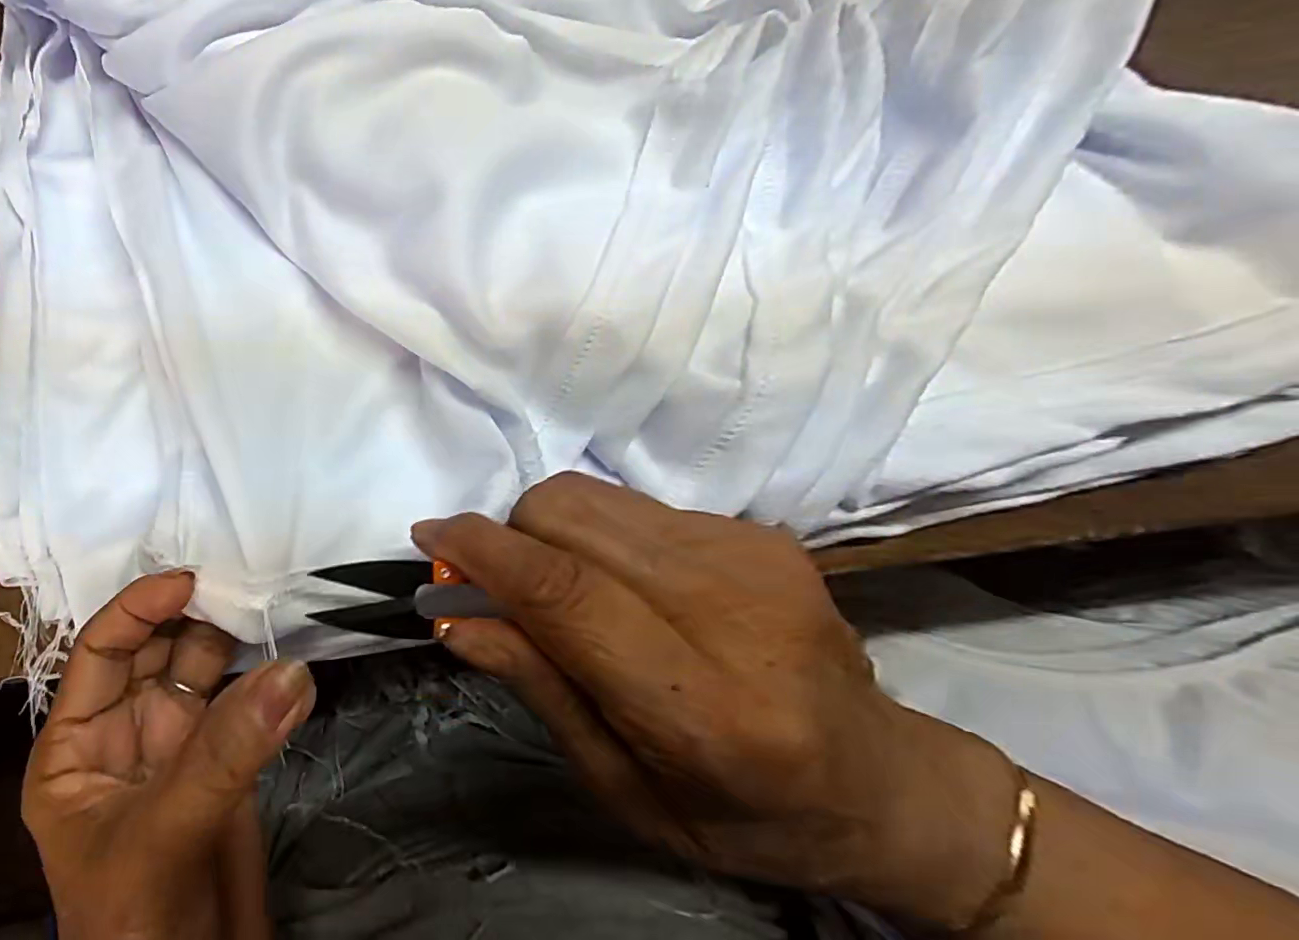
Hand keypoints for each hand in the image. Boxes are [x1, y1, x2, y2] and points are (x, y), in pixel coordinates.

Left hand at [22, 571, 316, 939]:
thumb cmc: (133, 925)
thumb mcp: (162, 834)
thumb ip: (223, 753)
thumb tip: (290, 669)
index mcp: (75, 747)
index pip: (99, 652)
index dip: (138, 610)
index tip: (189, 580)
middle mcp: (125, 731)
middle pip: (156, 649)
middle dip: (193, 613)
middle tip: (243, 581)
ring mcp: (178, 743)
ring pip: (202, 667)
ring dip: (234, 636)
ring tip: (271, 603)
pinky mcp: (226, 758)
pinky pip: (244, 700)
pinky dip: (266, 674)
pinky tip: (289, 652)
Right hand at [414, 473, 1021, 930]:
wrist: (882, 782)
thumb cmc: (743, 815)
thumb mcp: (623, 786)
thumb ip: (539, 687)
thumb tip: (456, 616)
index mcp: (704, 708)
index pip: (568, 593)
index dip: (485, 553)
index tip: (429, 537)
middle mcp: (735, 611)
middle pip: (570, 520)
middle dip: (507, 537)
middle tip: (491, 585)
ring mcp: (753, 555)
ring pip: (590, 497)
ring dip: (545, 531)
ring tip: (557, 587)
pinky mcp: (758, 529)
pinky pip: (628, 505)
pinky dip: (592, 533)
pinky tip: (617, 582)